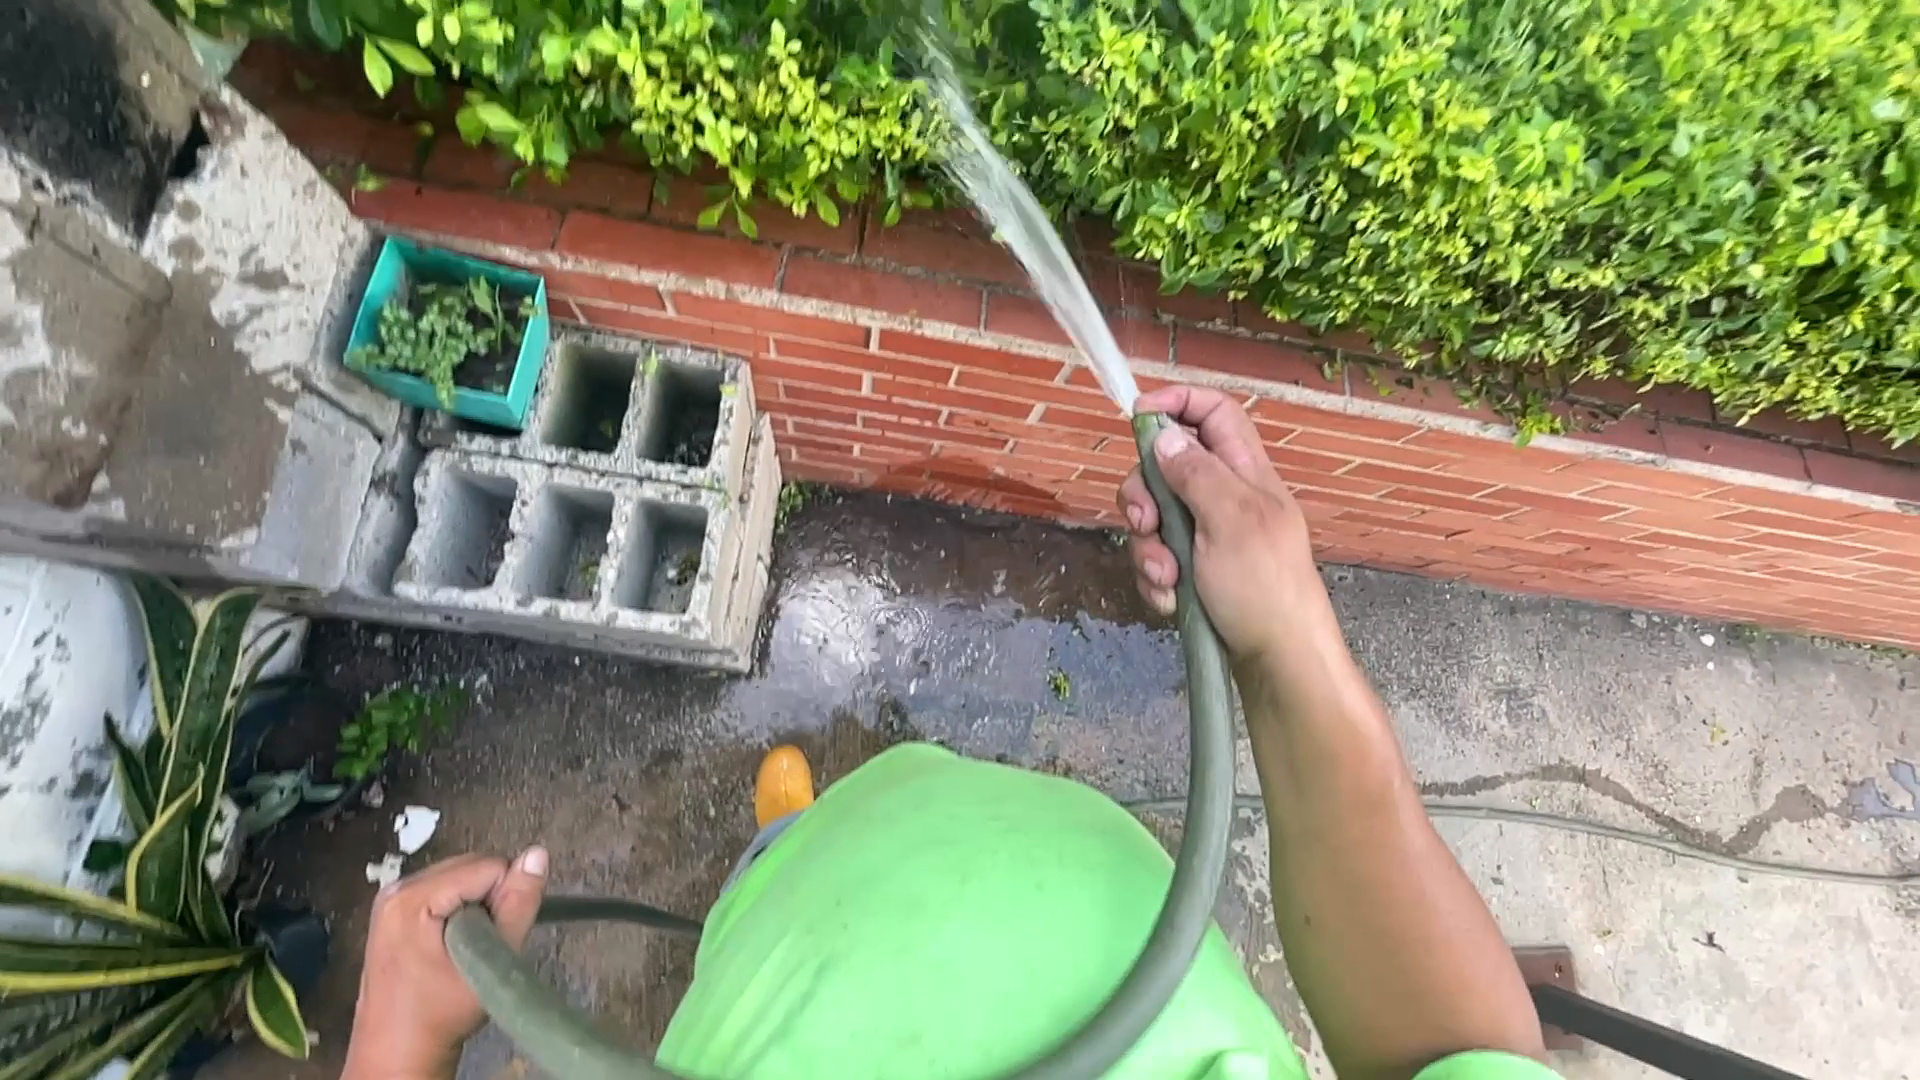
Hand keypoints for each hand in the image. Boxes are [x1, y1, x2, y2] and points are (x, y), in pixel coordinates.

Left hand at [340, 848, 547, 1079]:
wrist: (397, 1058)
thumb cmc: (441, 1014)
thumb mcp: (490, 960)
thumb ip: (517, 905)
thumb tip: (537, 854)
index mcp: (411, 898)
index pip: (490, 867)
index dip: (506, 898)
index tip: (493, 939)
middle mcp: (397, 889)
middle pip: (475, 866)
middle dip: (492, 897)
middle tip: (485, 942)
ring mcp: (392, 899)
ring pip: (465, 876)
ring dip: (481, 903)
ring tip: (472, 944)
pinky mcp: (395, 910)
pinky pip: (449, 888)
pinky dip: (464, 907)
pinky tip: (457, 941)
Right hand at [1116, 385, 1336, 666]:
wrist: (1274, 660)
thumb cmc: (1262, 585)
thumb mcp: (1230, 520)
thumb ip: (1196, 473)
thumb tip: (1164, 435)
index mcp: (1244, 472)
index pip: (1213, 412)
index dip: (1177, 403)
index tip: (1137, 415)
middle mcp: (1221, 496)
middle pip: (1165, 467)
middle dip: (1144, 496)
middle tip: (1147, 523)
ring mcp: (1204, 535)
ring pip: (1152, 518)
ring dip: (1148, 549)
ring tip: (1167, 579)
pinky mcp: (1190, 569)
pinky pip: (1154, 557)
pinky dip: (1155, 578)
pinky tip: (1171, 600)